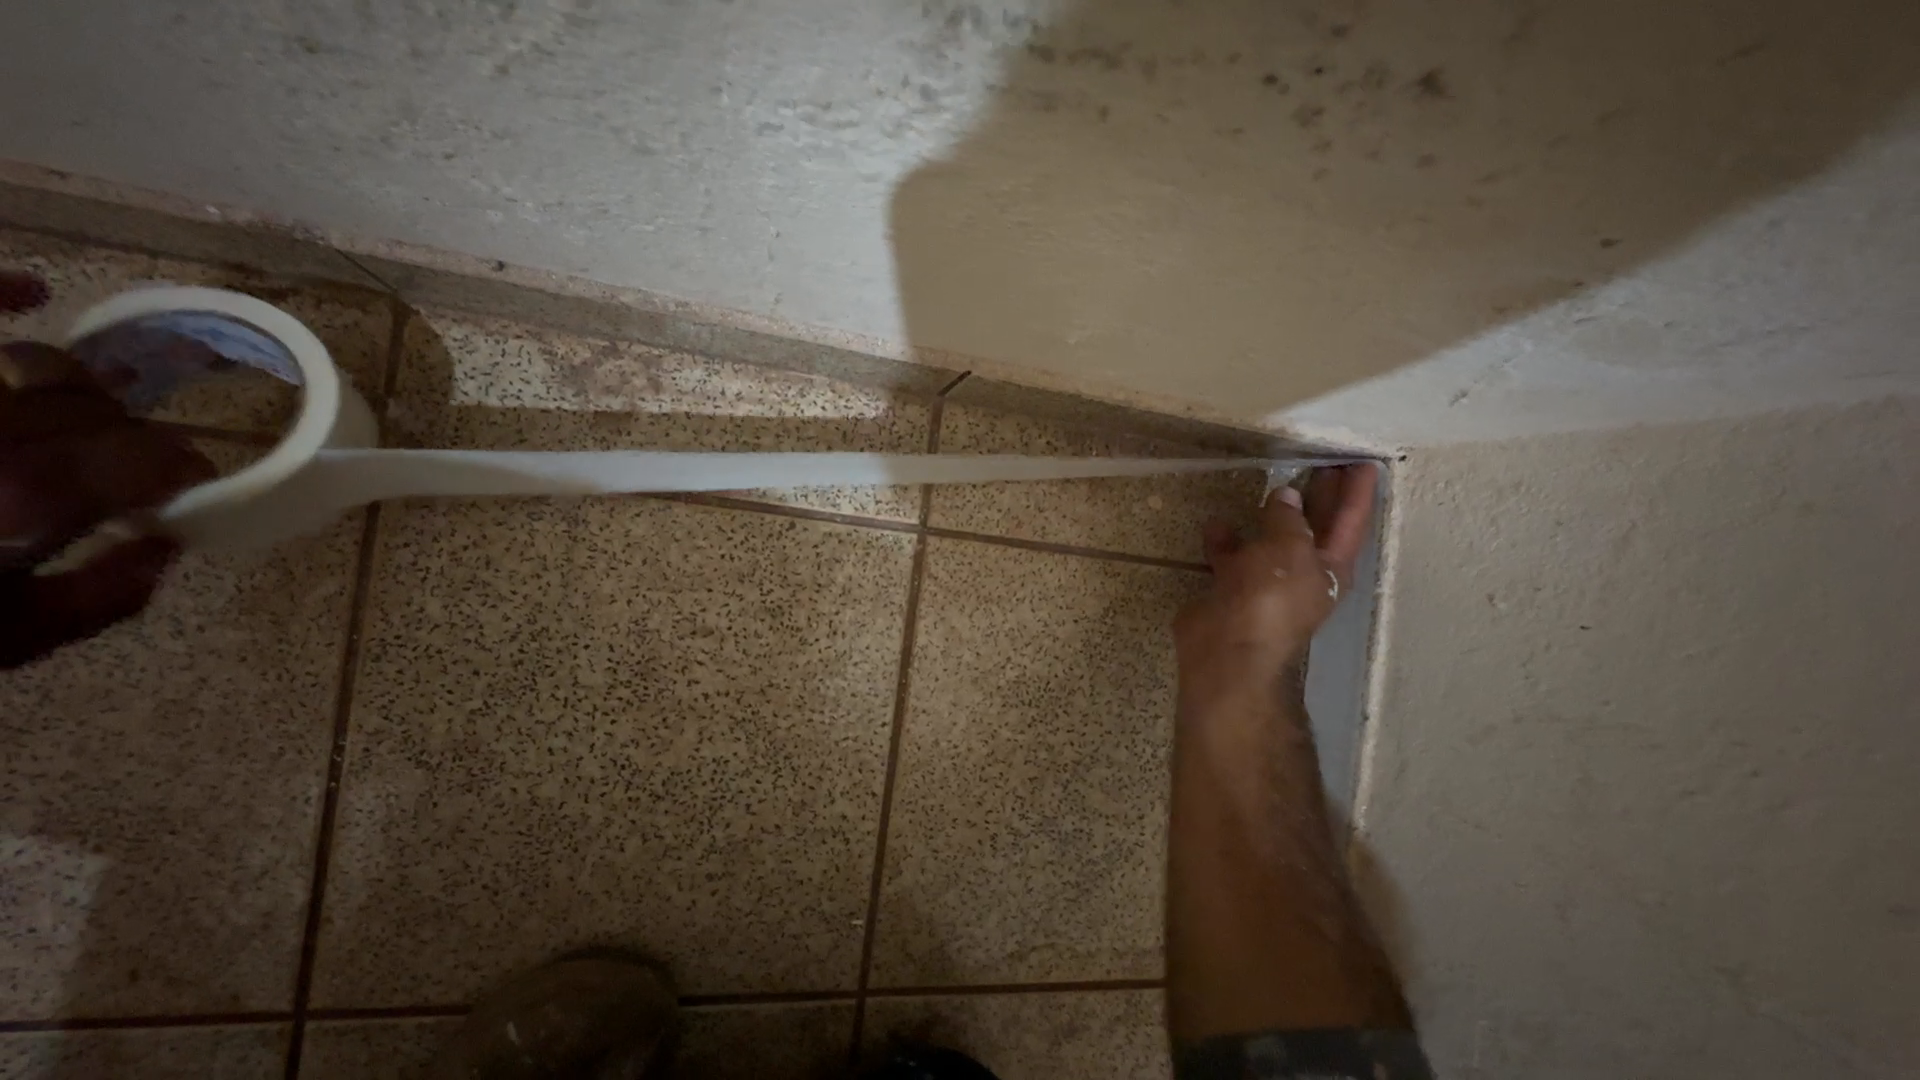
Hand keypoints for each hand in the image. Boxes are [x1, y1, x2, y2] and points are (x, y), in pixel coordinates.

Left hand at [1, 341, 213, 668]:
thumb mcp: (10, 638)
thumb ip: (99, 596)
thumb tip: (166, 547)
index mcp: (25, 499)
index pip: (145, 456)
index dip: (181, 466)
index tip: (191, 484)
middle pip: (90, 409)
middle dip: (127, 432)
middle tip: (128, 461)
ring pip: (30, 366)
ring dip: (69, 383)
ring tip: (80, 402)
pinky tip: (24, 288)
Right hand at [1174, 464, 1377, 687]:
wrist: (1226, 651)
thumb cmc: (1270, 599)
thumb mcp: (1289, 550)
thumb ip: (1288, 519)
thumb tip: (1286, 496)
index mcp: (1331, 567)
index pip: (1351, 521)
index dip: (1358, 492)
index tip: (1364, 463)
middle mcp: (1304, 574)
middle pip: (1317, 528)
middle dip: (1322, 498)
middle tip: (1324, 464)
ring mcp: (1267, 583)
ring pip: (1273, 540)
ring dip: (1274, 516)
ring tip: (1272, 484)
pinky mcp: (1232, 589)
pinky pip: (1233, 556)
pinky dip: (1227, 540)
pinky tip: (1217, 524)